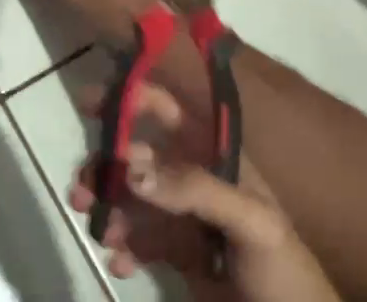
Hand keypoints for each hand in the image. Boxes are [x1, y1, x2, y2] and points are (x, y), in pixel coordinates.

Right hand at [71, 83, 339, 301]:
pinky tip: (121, 264)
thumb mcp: (252, 223)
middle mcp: (195, 177)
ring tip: (102, 234)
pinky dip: (123, 248)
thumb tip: (130, 166)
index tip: (89, 104)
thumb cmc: (285, 270)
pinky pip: (138, 239)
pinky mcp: (177, 253)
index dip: (130, 97)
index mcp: (216, 156)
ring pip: (131, 197)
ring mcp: (184, 216)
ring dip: (108, 209)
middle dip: (105, 167)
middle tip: (81, 187)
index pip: (168, 109)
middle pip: (137, 154)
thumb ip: (195, 188)